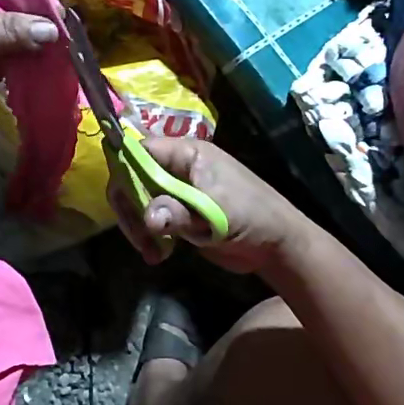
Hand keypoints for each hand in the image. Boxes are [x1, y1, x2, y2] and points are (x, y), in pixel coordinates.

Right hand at [113, 139, 313, 273]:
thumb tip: (147, 218)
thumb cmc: (252, 216)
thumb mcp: (215, 213)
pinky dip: (149, 235)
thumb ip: (179, 212)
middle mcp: (178, 166)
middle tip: (140, 238)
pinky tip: (158, 254)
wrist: (279, 246)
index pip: (140, 151)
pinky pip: (151, 216)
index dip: (125, 172)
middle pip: (133, 176)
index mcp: (187, 153)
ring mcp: (178, 189)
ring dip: (139, 226)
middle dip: (131, 207)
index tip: (124, 204)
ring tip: (152, 252)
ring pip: (139, 199)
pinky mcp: (179, 212)